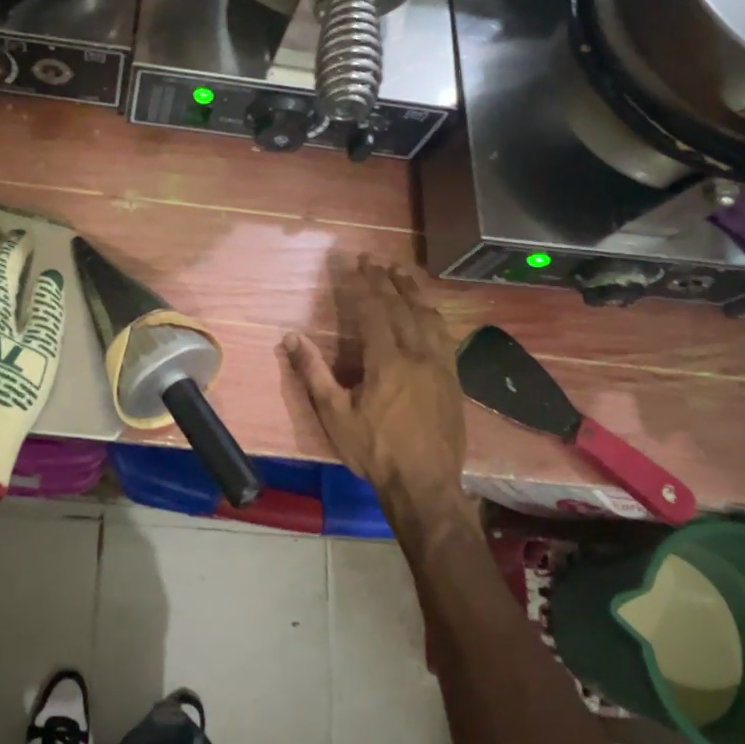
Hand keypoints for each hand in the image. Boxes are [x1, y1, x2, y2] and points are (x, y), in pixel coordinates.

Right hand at [284, 256, 465, 497]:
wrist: (425, 484)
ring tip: (401, 273)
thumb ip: (313, 373)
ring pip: (428, 316)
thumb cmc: (375, 451)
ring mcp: (441, 365)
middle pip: (402, 307)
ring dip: (413, 291)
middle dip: (386, 280)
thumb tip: (291, 337)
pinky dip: (432, 314)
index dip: (364, 285)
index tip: (355, 263)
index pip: (375, 311)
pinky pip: (444, 334)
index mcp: (388, 361)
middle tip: (374, 259)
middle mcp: (418, 355)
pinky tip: (427, 311)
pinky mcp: (453, 378)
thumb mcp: (334, 415)